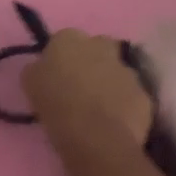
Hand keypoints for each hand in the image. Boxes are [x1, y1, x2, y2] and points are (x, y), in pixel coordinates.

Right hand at [22, 28, 153, 162]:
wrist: (95, 137)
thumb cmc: (55, 102)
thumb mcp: (30, 79)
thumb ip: (40, 66)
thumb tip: (46, 67)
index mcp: (70, 39)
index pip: (67, 38)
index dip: (63, 54)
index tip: (58, 69)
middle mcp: (101, 48)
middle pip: (100, 47)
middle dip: (94, 59)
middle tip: (83, 81)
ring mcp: (128, 72)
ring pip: (119, 71)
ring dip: (111, 81)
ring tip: (100, 103)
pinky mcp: (145, 97)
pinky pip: (132, 95)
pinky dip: (125, 102)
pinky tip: (114, 118)